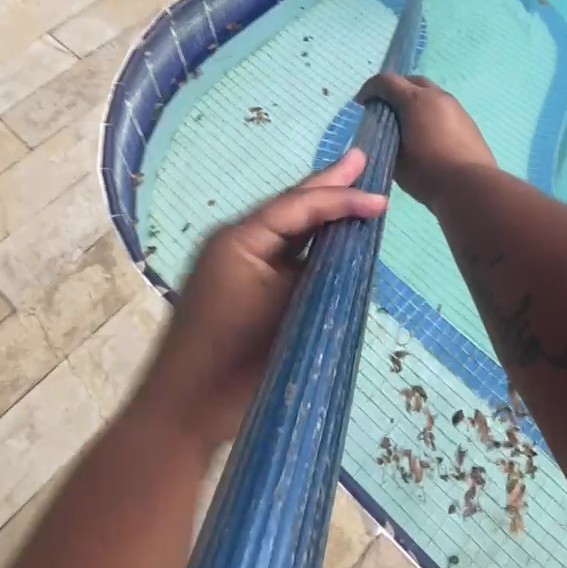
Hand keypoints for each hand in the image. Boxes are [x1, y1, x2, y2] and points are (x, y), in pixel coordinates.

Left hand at [137, 149, 388, 443]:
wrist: (185, 409)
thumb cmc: (235, 356)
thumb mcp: (286, 306)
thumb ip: (317, 268)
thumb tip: (346, 244)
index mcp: (239, 238)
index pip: (298, 206)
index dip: (341, 197)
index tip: (381, 199)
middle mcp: (234, 241)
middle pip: (290, 207)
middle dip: (328, 185)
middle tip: (361, 157)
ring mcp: (234, 263)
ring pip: (286, 228)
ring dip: (320, 212)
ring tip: (353, 185)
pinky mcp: (240, 286)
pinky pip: (281, 252)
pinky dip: (309, 241)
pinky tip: (332, 234)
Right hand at [360, 73, 496, 204]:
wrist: (470, 188)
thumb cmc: (426, 172)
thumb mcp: (395, 158)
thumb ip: (385, 139)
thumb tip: (386, 132)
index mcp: (415, 100)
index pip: (386, 81)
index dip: (370, 89)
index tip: (362, 103)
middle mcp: (437, 96)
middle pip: (411, 81)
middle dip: (395, 89)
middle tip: (384, 108)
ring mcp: (456, 107)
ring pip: (431, 93)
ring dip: (415, 100)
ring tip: (406, 122)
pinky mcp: (468, 121)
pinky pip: (443, 108)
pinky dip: (430, 113)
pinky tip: (427, 134)